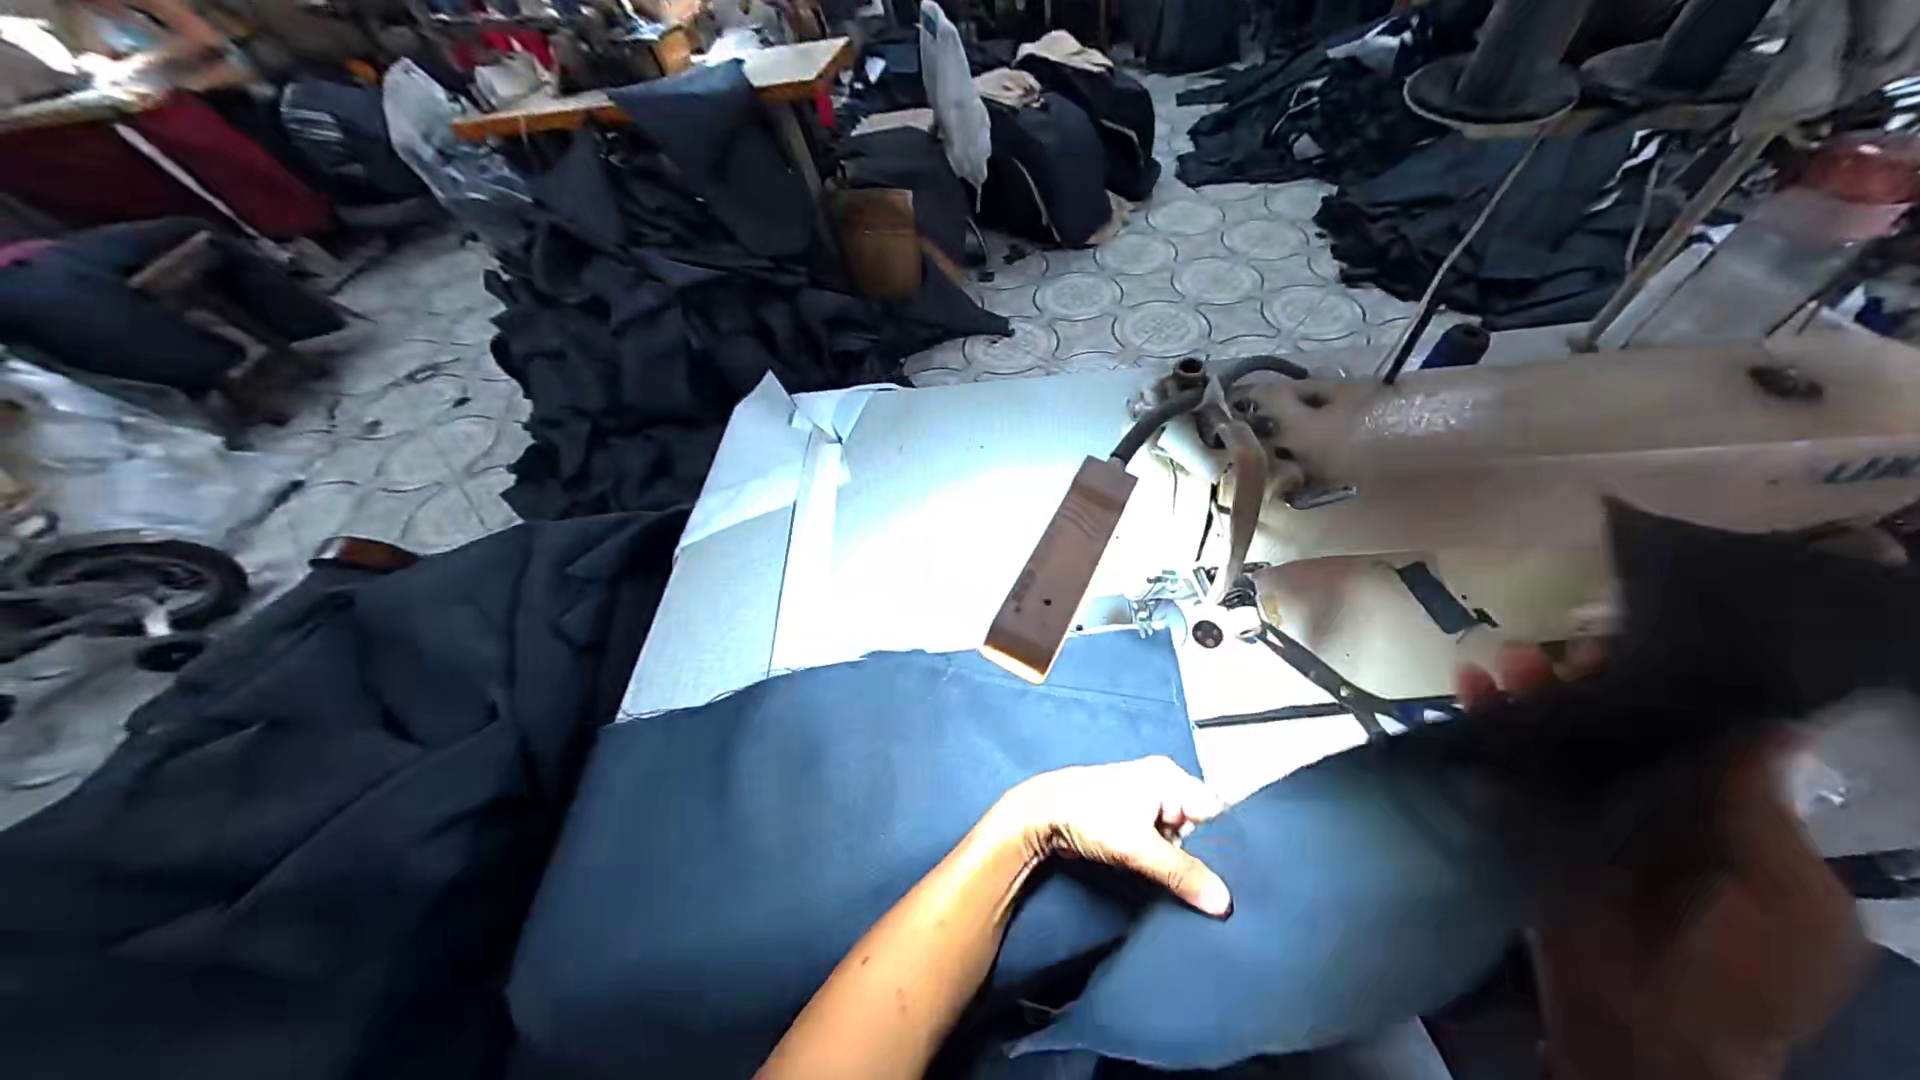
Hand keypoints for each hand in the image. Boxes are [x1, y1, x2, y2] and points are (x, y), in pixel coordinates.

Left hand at [986, 756, 1233, 917]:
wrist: (1040, 814)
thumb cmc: (1089, 817)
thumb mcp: (1139, 847)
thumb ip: (1183, 874)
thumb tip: (1224, 903)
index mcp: (1168, 776)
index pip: (1214, 810)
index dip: (1222, 843)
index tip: (1232, 878)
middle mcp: (1160, 782)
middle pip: (1196, 825)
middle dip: (1195, 852)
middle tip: (1198, 882)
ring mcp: (1144, 799)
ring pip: (1176, 836)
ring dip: (1174, 858)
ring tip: (1170, 875)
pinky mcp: (1129, 816)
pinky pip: (1157, 839)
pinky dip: (1158, 855)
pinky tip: (1156, 871)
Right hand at [1458, 645, 1863, 1079]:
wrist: (1647, 1029)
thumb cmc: (1741, 974)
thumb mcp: (1789, 906)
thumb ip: (1766, 821)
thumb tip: (1769, 730)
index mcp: (1711, 811)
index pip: (1678, 732)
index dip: (1651, 688)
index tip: (1621, 648)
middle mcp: (1639, 798)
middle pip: (1600, 726)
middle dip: (1571, 685)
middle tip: (1548, 652)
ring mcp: (1575, 809)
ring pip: (1543, 738)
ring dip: (1518, 698)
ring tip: (1497, 662)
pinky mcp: (1524, 821)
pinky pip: (1500, 766)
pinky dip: (1480, 730)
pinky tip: (1464, 693)